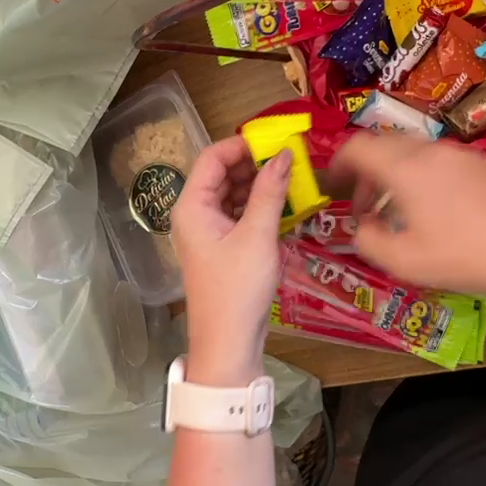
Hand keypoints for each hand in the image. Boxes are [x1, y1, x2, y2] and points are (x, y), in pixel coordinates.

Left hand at [171, 136, 291, 386]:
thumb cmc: (237, 289)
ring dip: (260, 187)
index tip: (277, 142)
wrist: (228, 344)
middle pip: (222, 174)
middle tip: (292, 161)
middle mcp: (194, 214)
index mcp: (192, 206)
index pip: (213, 157)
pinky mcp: (222, 248)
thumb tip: (284, 154)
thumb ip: (270, 192)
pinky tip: (285, 208)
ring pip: (233, 195)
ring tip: (293, 182)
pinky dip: (259, 208)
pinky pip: (239, 216)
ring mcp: (208, 232)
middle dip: (255, 165)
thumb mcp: (258, 236)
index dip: (243, 144)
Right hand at [331, 133, 485, 299]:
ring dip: (390, 173)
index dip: (338, 162)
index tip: (333, 183)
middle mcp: (429, 152)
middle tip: (361, 203)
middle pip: (383, 144)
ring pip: (409, 150)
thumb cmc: (461, 258)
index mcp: (406, 168)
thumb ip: (367, 240)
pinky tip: (425, 207)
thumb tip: (362, 227)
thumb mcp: (401, 261)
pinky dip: (416, 174)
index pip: (358, 147)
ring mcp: (458, 155)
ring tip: (392, 208)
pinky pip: (433, 159)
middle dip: (364, 171)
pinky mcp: (478, 164)